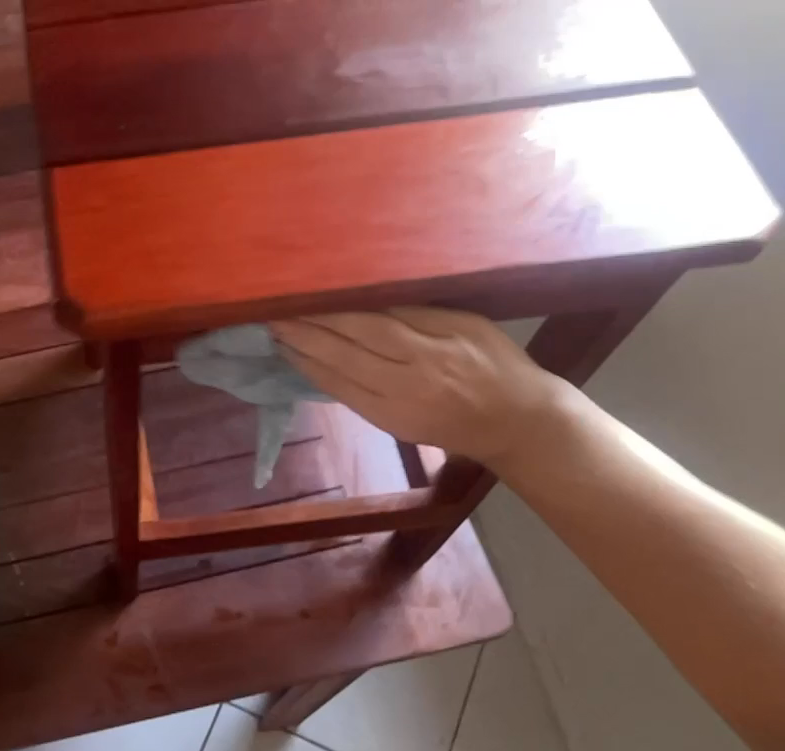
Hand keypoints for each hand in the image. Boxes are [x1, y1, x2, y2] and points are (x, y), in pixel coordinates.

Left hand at [271, 307, 569, 466]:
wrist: (514, 423)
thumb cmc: (496, 362)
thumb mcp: (467, 324)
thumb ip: (418, 313)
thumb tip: (365, 297)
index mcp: (432, 348)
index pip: (369, 324)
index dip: (329, 312)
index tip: (299, 293)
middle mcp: (409, 379)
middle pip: (345, 350)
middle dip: (305, 331)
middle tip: (270, 312)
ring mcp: (395, 406)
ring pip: (338, 376)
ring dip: (302, 354)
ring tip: (276, 334)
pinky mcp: (387, 424)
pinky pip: (344, 396)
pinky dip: (318, 378)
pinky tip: (299, 362)